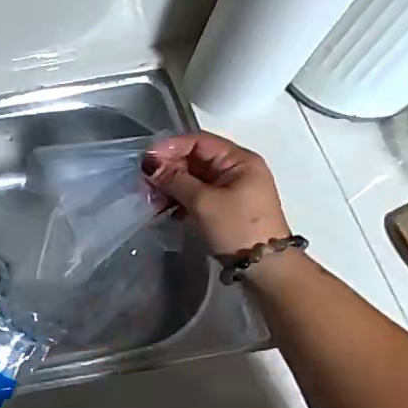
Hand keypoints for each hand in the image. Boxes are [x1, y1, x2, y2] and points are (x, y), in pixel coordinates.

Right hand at [142, 133, 291, 257]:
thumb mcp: (203, 202)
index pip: (199, 142)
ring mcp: (230, 189)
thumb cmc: (236, 227)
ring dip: (171, 186)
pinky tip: (164, 209)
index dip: (171, 147)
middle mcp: (236, 170)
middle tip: (144, 183)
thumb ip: (175, 180)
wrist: (264, 266)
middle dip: (168, 168)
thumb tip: (149, 165)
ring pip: (193, 178)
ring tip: (152, 199)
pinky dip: (179, 199)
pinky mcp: (224, 207)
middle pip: (195, 159)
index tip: (145, 160)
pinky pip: (196, 195)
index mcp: (239, 160)